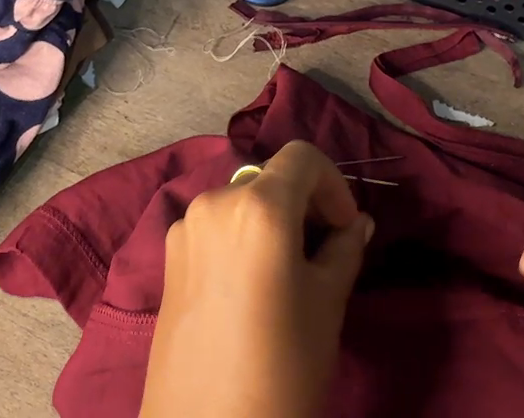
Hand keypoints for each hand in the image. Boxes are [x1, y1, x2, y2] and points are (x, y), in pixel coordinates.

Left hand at [141, 141, 374, 417]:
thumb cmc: (282, 366)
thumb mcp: (327, 304)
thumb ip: (344, 249)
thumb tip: (356, 222)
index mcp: (257, 205)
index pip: (302, 156)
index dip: (333, 183)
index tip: (346, 226)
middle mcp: (215, 201)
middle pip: (269, 179)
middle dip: (303, 204)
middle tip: (325, 251)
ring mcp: (184, 229)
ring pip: (241, 204)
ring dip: (272, 222)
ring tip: (289, 273)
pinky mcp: (168, 259)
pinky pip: (215, 228)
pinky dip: (241, 239)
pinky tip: (253, 287)